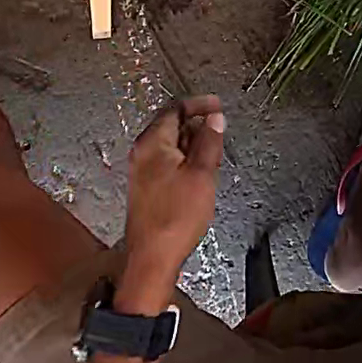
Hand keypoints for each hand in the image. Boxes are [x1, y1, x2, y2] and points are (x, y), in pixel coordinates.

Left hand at [119, 96, 225, 311]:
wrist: (153, 257)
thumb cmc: (176, 217)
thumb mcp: (202, 173)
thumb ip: (210, 141)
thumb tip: (215, 118)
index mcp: (152, 143)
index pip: (175, 109)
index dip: (199, 104)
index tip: (217, 106)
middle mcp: (142, 153)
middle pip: (171, 125)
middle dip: (197, 125)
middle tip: (219, 131)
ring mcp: (142, 171)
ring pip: (170, 145)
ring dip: (193, 144)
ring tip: (214, 155)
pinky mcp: (147, 187)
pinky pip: (167, 162)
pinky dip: (185, 159)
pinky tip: (199, 174)